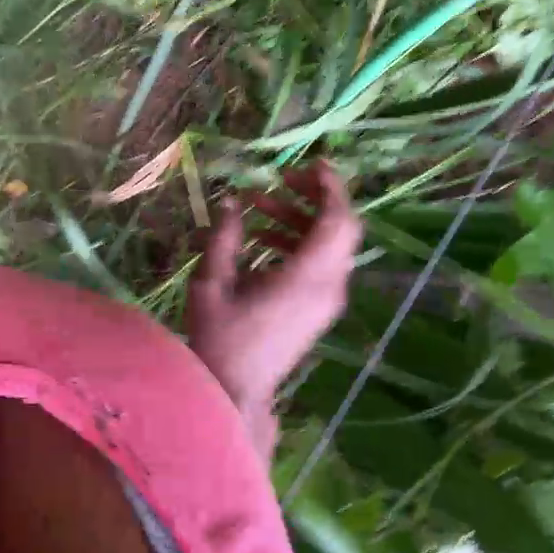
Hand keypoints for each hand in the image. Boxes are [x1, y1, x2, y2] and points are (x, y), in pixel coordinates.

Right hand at [187, 163, 362, 418]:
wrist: (234, 389)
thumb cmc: (220, 335)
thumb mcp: (212, 281)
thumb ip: (224, 237)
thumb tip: (230, 202)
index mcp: (308, 277)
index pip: (337, 221)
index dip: (330, 187)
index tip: (313, 163)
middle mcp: (328, 287)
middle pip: (341, 229)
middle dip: (314, 198)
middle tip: (281, 179)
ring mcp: (325, 301)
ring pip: (329, 246)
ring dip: (299, 219)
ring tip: (256, 206)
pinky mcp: (315, 309)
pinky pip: (320, 263)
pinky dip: (298, 241)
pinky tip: (261, 239)